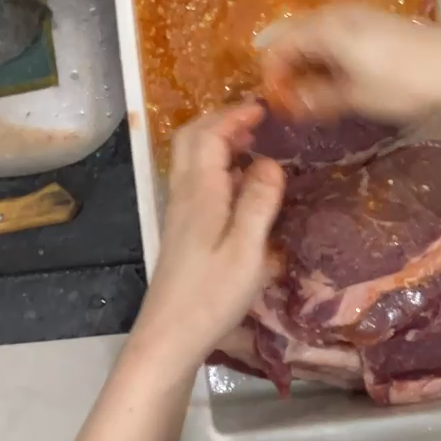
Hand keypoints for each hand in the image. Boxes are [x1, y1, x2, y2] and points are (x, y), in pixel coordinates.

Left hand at [128, 103, 284, 374]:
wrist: (170, 333)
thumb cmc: (212, 294)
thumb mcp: (246, 250)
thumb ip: (258, 203)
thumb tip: (271, 162)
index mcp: (199, 191)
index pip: (210, 134)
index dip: (234, 115)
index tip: (263, 107)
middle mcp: (184, 192)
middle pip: (193, 138)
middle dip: (221, 120)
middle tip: (256, 119)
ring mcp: (180, 209)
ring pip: (191, 156)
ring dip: (217, 139)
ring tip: (253, 142)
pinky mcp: (182, 226)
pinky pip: (196, 177)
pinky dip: (216, 163)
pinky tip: (239, 181)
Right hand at [259, 4, 440, 121]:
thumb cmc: (402, 82)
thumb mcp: (355, 97)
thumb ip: (317, 99)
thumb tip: (290, 104)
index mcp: (322, 29)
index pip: (278, 47)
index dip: (272, 76)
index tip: (277, 103)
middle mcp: (332, 14)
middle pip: (293, 38)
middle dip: (288, 70)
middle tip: (294, 102)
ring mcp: (354, 13)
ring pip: (314, 37)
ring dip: (308, 64)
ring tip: (317, 95)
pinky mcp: (371, 20)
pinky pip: (333, 35)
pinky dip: (327, 56)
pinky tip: (340, 79)